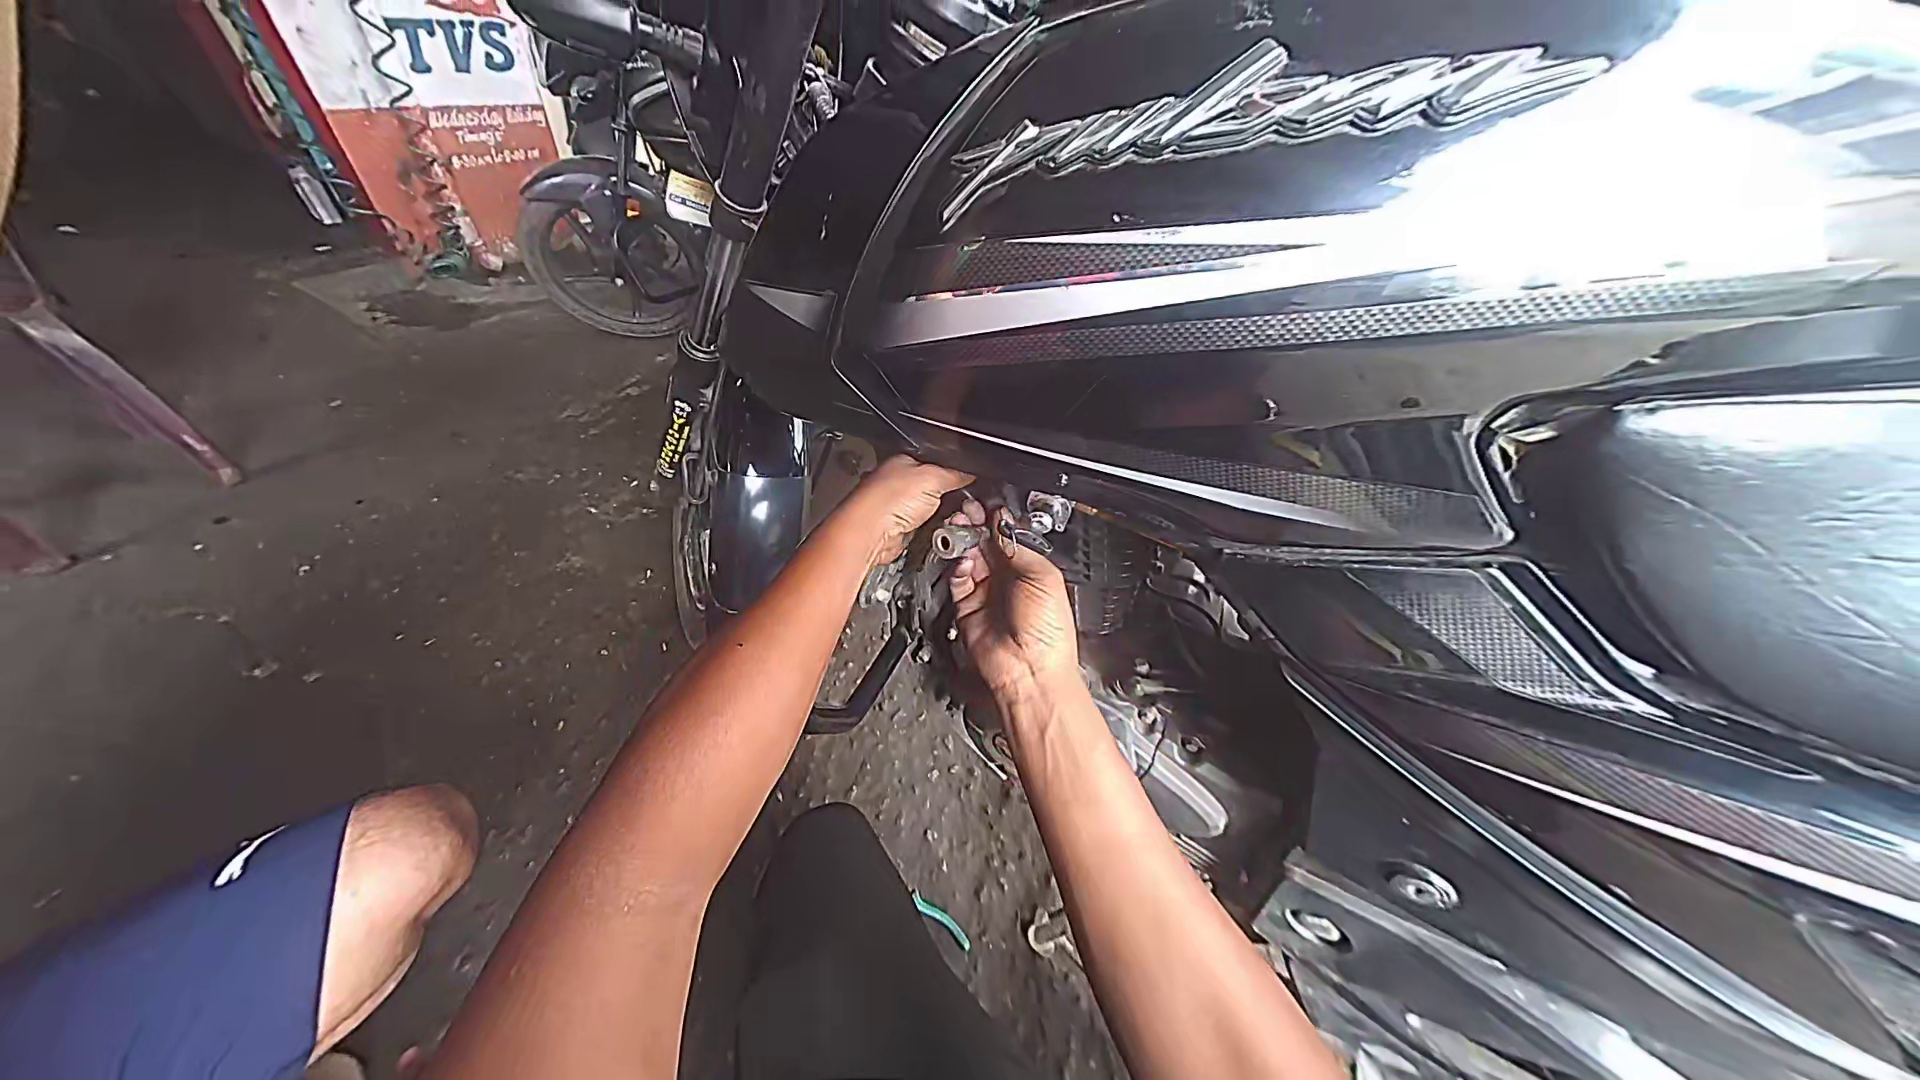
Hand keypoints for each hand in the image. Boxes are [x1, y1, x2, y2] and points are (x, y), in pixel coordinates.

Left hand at [837, 454, 973, 566]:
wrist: (871, 532)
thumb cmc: (887, 499)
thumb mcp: (934, 477)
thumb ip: (955, 474)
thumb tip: (969, 474)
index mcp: (903, 462)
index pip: (936, 463)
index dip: (954, 473)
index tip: (967, 483)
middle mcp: (898, 484)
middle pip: (935, 489)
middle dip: (948, 498)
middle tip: (958, 503)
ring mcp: (898, 508)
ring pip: (931, 512)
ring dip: (940, 517)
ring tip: (944, 518)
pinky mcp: (899, 530)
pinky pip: (925, 530)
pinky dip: (931, 531)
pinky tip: (932, 530)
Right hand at [947, 503, 1079, 705]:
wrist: (1029, 670)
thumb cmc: (1047, 633)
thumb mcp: (1043, 577)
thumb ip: (1019, 547)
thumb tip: (1002, 524)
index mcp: (1031, 569)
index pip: (1009, 535)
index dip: (996, 519)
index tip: (986, 507)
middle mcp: (1008, 579)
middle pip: (986, 543)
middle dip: (976, 525)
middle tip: (967, 513)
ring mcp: (987, 593)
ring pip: (969, 557)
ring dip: (964, 541)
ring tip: (960, 531)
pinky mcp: (968, 608)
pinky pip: (957, 580)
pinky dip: (957, 567)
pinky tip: (962, 561)